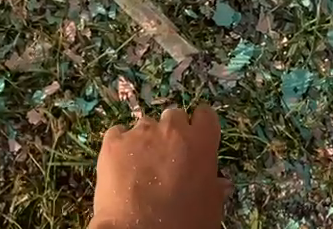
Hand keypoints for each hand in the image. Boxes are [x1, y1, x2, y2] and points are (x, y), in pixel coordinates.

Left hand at [91, 106, 228, 228]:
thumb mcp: (210, 211)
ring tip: (141, 169)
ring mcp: (140, 132)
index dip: (200, 127)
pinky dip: (120, 147)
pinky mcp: (114, 141)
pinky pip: (118, 134)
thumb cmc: (182, 225)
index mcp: (200, 143)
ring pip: (146, 125)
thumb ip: (213, 189)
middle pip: (174, 117)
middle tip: (168, 160)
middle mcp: (171, 129)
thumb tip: (219, 183)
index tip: (196, 141)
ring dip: (146, 141)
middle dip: (171, 134)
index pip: (206, 115)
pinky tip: (121, 169)